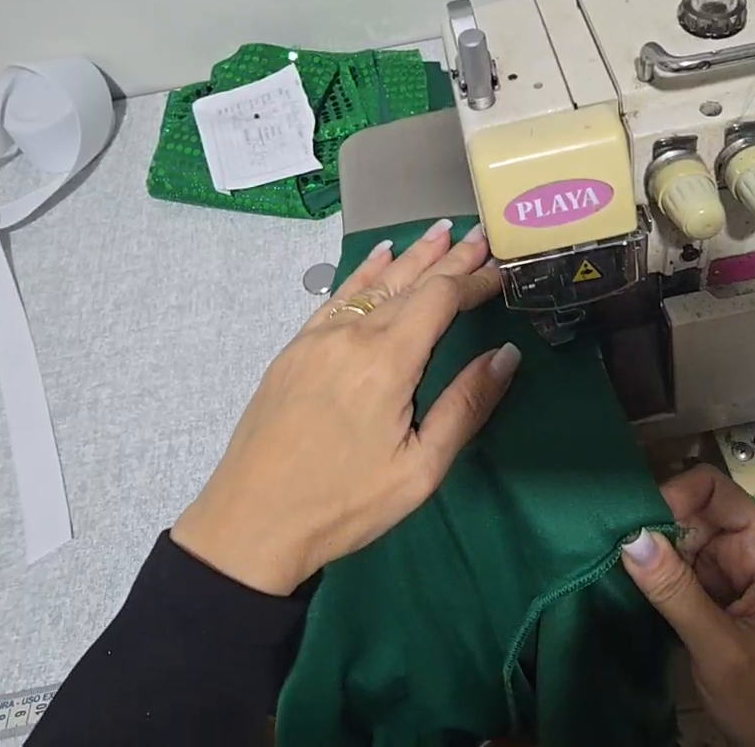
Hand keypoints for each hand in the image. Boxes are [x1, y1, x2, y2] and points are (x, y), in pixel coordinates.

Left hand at [173, 219, 518, 595]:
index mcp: (388, 360)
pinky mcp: (295, 348)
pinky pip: (338, 295)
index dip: (474, 279)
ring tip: (441, 231)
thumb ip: (466, 406)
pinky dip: (364, 271)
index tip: (502, 267)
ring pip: (375, 282)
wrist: (248, 523)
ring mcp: (318, 336)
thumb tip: (506, 355)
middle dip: (450, 257)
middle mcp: (353, 334)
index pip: (441, 299)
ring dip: (412, 255)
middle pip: (411, 282)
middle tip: (479, 232)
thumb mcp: (420, 469)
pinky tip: (379, 256)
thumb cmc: (343, 503)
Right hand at [621, 467, 754, 746]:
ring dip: (651, 553)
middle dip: (655, 526)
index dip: (674, 496)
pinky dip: (655, 576)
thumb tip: (629, 536)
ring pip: (680, 540)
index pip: (714, 490)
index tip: (635, 525)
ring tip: (615, 565)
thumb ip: (676, 592)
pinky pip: (678, 569)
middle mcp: (750, 551)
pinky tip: (631, 584)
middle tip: (614, 548)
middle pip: (692, 512)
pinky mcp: (714, 597)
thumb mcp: (722, 650)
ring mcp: (731, 574)